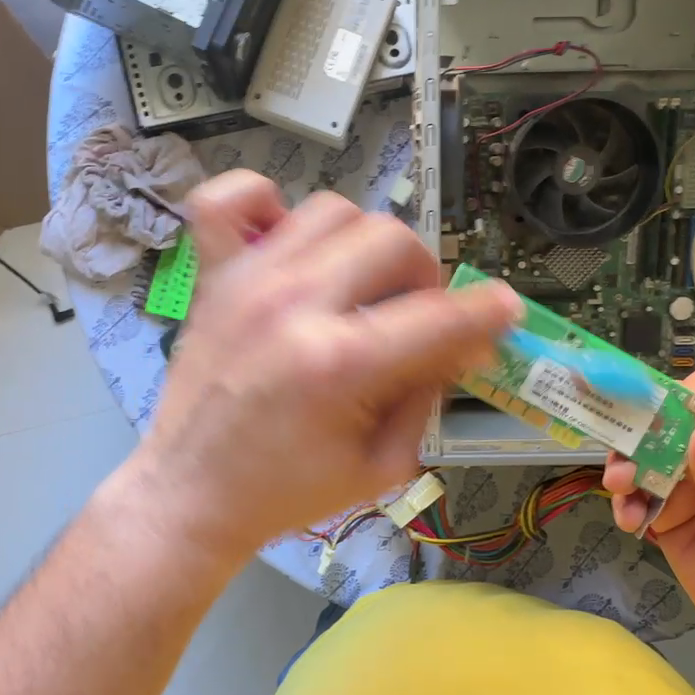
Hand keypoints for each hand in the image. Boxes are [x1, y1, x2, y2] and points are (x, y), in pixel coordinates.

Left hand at [126, 171, 521, 566]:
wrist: (191, 495)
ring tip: (359, 284)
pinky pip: (230, 199)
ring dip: (363, 243)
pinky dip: (264, 203)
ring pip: (334, 210)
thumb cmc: (288, 492)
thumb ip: (428, 394)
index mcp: (342, 364)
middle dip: (424, 277)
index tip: (503, 310)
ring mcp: (249, 281)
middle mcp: (297, 305)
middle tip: (414, 314)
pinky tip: (288, 241)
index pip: (441, 315)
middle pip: (393, 240)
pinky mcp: (214, 277)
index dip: (488, 311)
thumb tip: (463, 342)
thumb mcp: (383, 466)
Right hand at [605, 360, 694, 666]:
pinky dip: (626, 501)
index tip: (667, 418)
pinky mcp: (673, 513)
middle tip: (626, 457)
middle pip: (679, 414)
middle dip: (647, 430)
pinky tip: (629, 519)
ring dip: (629, 465)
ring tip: (621, 490)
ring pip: (651, 451)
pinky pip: (639, 493)